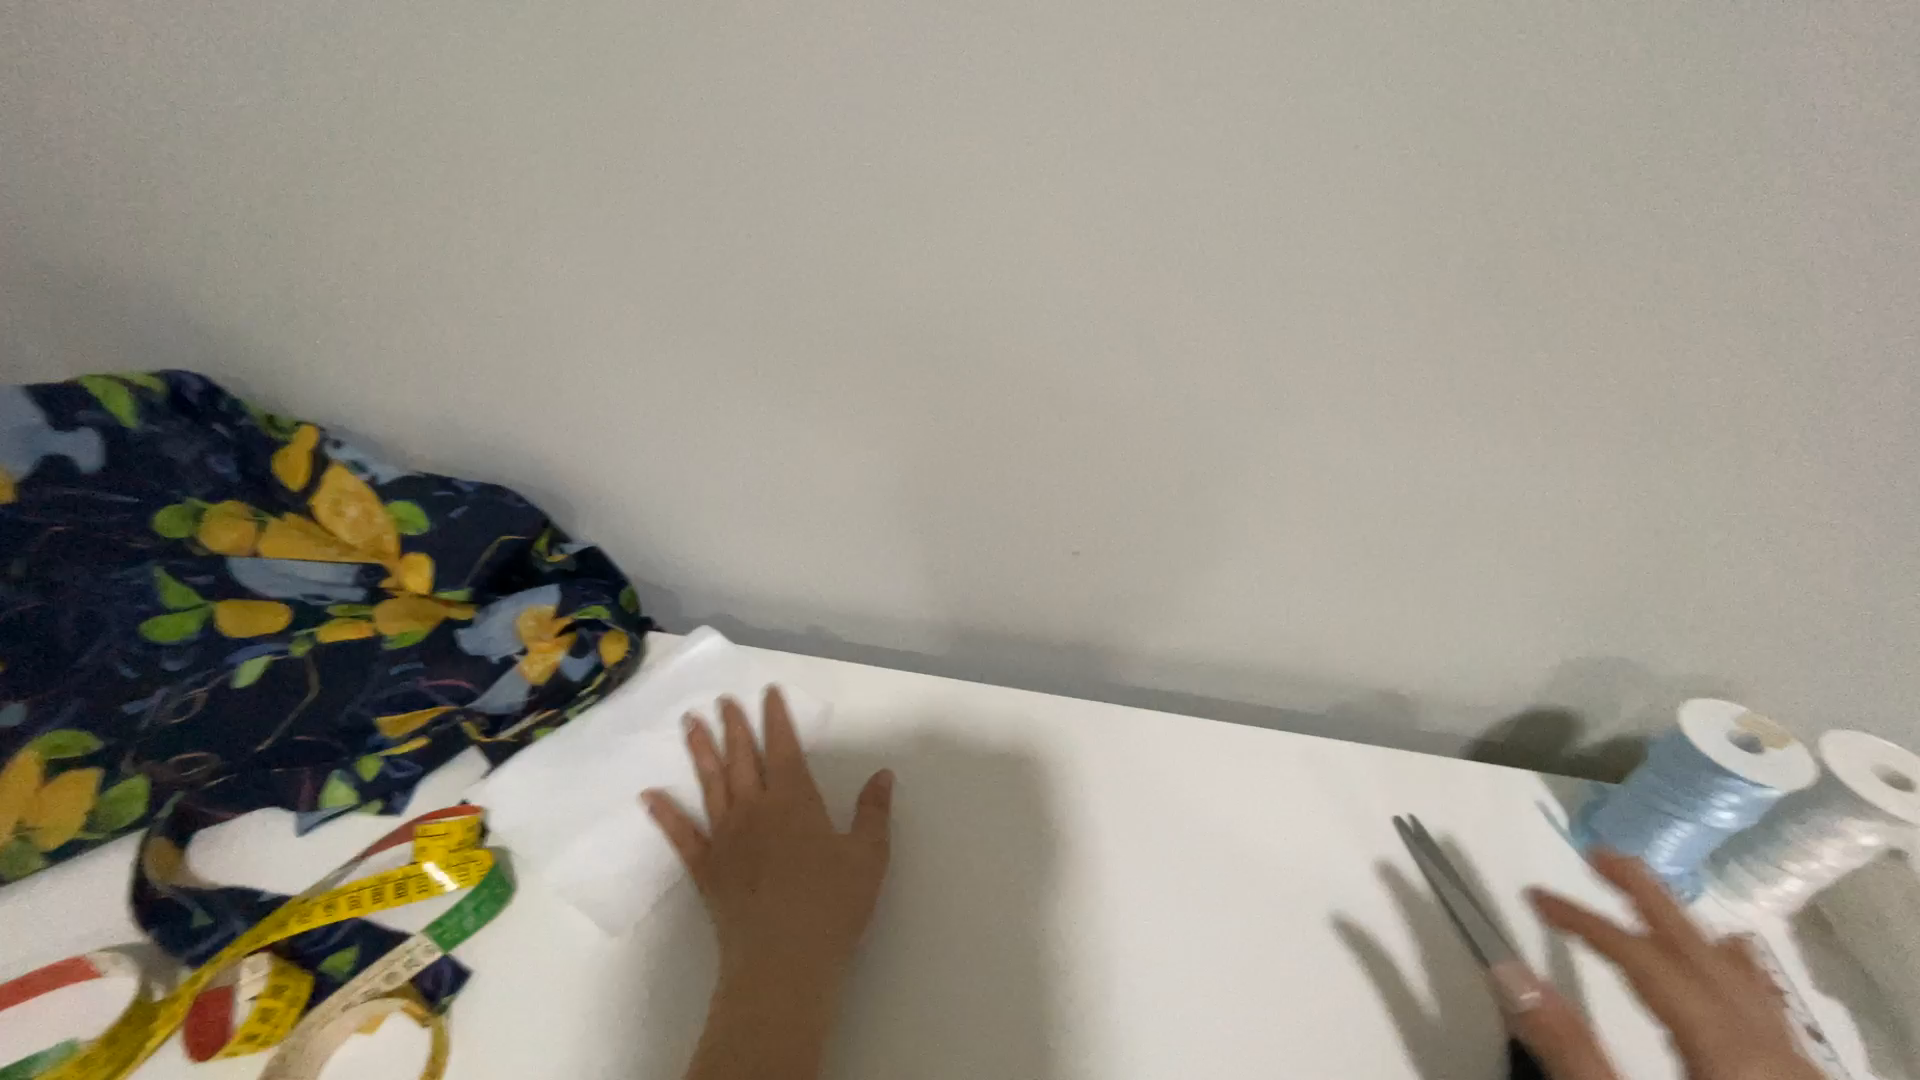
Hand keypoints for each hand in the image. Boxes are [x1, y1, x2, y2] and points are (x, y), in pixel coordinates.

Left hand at [643, 686, 893, 991]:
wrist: (783, 961)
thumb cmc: (832, 904)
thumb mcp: (869, 855)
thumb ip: (873, 811)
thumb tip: (883, 773)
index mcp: (794, 800)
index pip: (783, 746)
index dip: (775, 718)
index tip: (767, 693)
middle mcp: (755, 809)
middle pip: (741, 758)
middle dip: (733, 726)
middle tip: (722, 700)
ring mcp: (725, 838)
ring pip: (710, 784)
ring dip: (700, 752)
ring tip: (690, 723)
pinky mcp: (706, 869)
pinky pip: (681, 836)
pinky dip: (665, 815)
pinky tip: (649, 796)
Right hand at [1505, 851, 1820, 1079]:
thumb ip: (1566, 1047)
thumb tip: (1506, 970)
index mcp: (1726, 1051)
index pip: (1643, 959)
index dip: (1584, 919)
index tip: (1533, 896)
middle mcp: (1771, 1050)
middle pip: (1702, 953)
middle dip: (1645, 896)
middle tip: (1597, 853)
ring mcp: (1795, 1071)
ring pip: (1742, 979)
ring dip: (1687, 928)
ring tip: (1649, 892)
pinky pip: (1770, 1010)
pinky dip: (1738, 971)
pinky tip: (1733, 959)